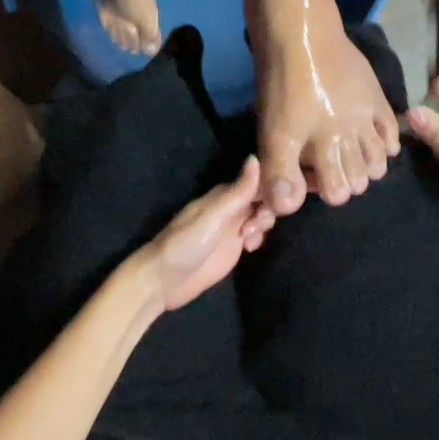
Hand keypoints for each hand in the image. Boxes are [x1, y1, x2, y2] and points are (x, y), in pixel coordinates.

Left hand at [130, 157, 276, 310]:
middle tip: (254, 226)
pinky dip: (257, 239)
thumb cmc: (185, 245)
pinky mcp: (232, 248)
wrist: (164, 281)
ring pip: (259, 217)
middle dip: (267, 210)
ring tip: (248, 239)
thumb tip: (255, 157)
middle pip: (261, 199)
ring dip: (263, 225)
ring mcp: (231, 228)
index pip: (254, 181)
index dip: (268, 189)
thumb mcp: (213, 217)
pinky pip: (254, 236)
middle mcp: (229, 208)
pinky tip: (249, 249)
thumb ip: (237, 192)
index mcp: (221, 195)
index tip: (274, 202)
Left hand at [250, 0, 400, 214]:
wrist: (300, 31)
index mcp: (328, 147)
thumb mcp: (273, 131)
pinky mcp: (374, 93)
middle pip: (360, 174)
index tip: (315, 186)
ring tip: (357, 167)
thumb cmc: (282, 85)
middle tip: (335, 177)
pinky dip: (388, 142)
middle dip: (348, 182)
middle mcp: (354, 135)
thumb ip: (281, 172)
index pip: (338, 189)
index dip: (327, 193)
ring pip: (378, 154)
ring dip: (369, 166)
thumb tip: (288, 209)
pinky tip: (382, 148)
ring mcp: (368, 113)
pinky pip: (390, 126)